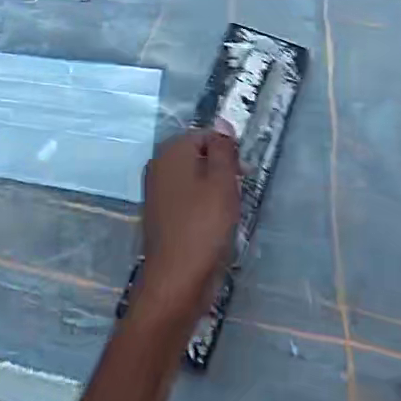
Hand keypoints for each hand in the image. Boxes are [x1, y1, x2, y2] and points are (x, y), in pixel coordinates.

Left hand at [135, 129, 240, 322]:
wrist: (176, 278)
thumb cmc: (203, 226)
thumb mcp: (222, 182)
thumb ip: (222, 150)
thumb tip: (222, 122)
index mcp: (170, 151)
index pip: (205, 135)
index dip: (227, 152)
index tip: (243, 175)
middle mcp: (158, 164)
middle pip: (197, 155)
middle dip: (221, 171)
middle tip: (238, 194)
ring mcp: (156, 189)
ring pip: (193, 178)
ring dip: (213, 190)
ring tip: (228, 212)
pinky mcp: (160, 212)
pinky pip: (186, 198)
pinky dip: (202, 206)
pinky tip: (214, 224)